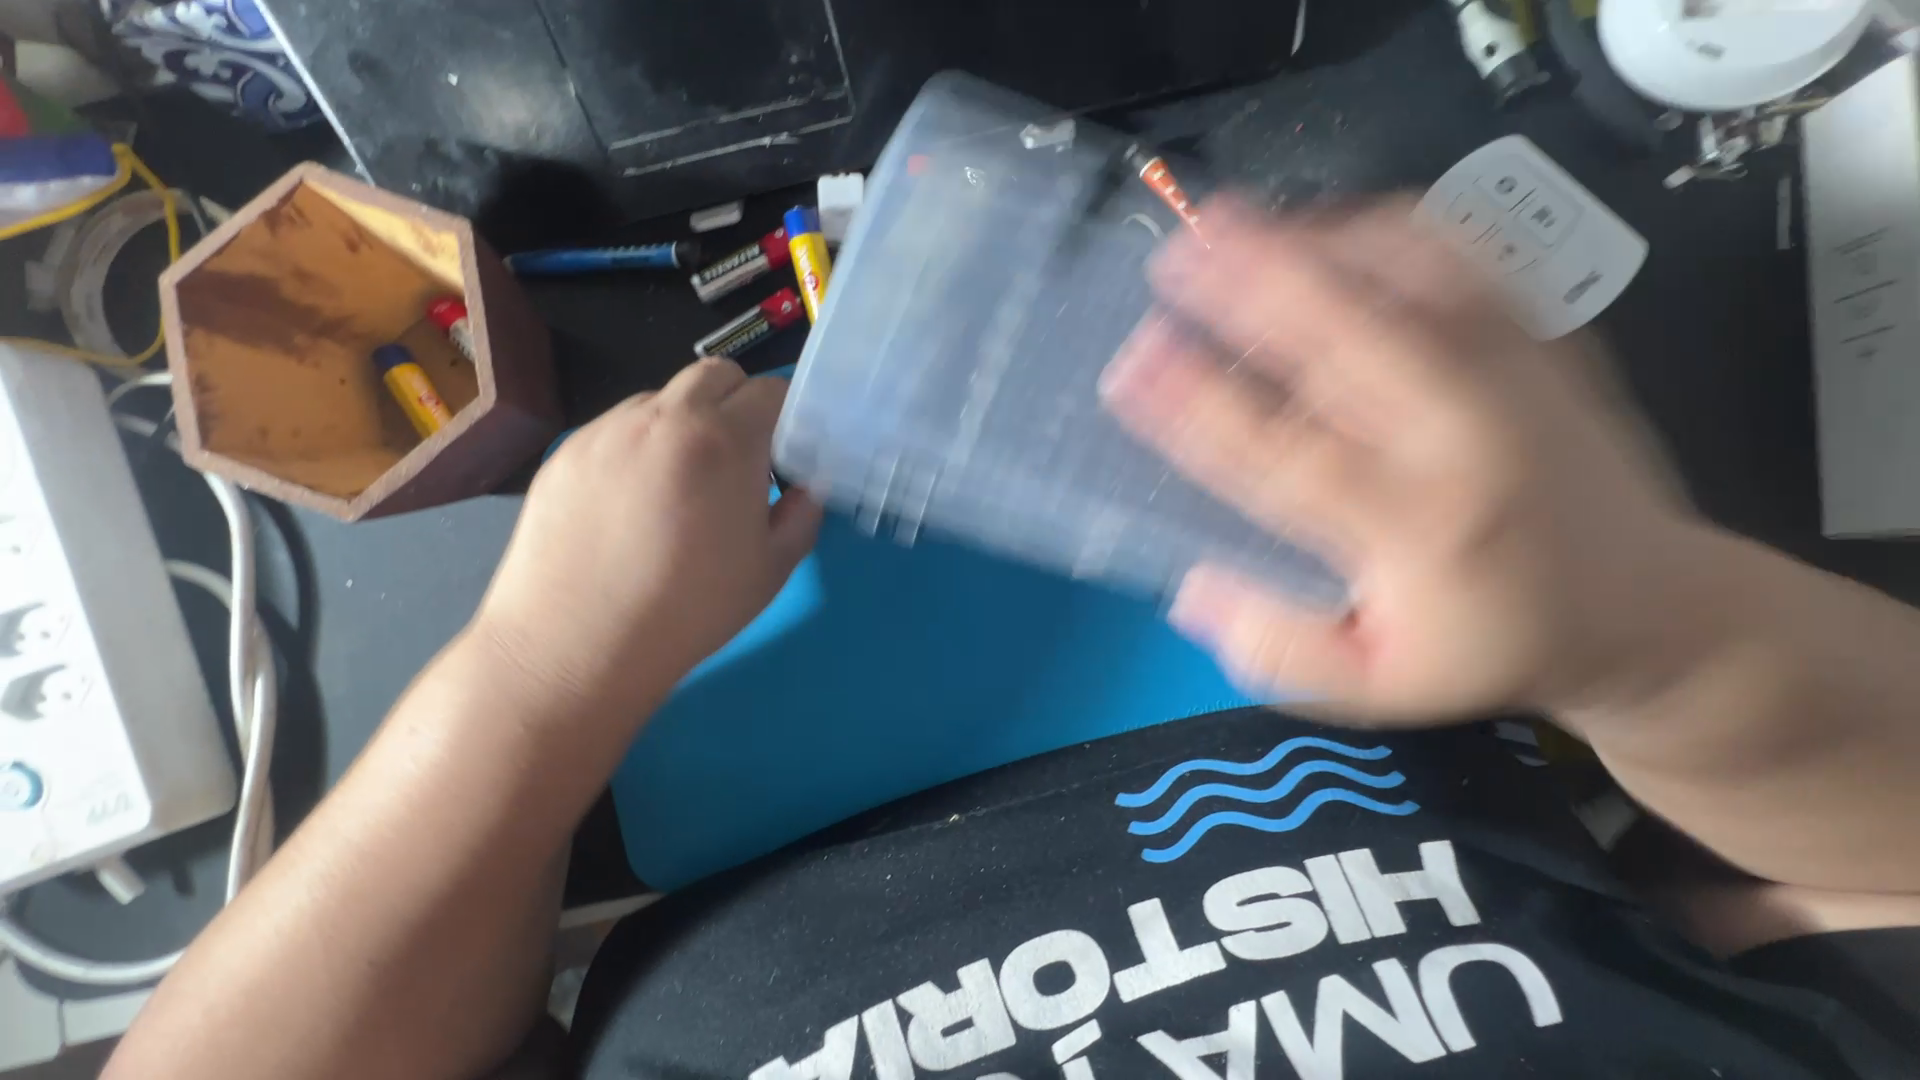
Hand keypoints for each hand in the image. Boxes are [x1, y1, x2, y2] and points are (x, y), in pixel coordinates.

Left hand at [472, 359, 820, 719]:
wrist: (576, 644)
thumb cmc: (689, 609)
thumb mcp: (771, 570)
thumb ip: (802, 516)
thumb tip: (804, 489)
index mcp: (724, 441)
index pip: (771, 391)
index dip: (788, 417)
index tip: (786, 454)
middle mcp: (664, 417)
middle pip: (715, 375)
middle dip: (738, 404)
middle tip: (738, 461)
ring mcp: (607, 430)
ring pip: (662, 399)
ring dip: (686, 423)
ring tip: (678, 486)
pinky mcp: (567, 451)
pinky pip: (618, 429)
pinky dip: (639, 447)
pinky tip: (630, 504)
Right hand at [1099, 196, 1728, 723]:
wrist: (1646, 607)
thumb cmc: (1490, 646)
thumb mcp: (1377, 688)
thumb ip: (1279, 648)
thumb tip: (1193, 588)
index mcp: (1414, 528)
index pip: (1282, 457)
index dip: (1198, 408)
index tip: (1136, 366)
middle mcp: (1464, 439)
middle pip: (1349, 341)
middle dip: (1254, 288)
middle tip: (1177, 255)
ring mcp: (1512, 375)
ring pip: (1408, 281)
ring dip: (1313, 244)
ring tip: (1236, 223)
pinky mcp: (1544, 340)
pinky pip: (1465, 260)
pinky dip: (1390, 229)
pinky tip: (1330, 226)